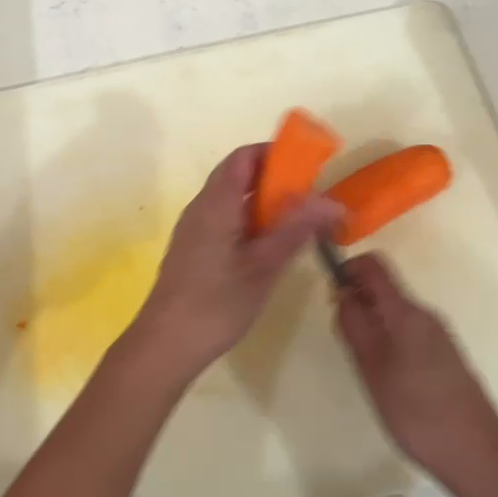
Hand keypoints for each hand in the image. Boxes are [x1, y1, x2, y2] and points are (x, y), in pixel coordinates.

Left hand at [124, 144, 340, 380]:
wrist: (166, 342)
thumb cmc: (216, 302)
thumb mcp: (264, 266)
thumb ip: (295, 229)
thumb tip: (331, 200)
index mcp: (215, 203)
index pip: (243, 157)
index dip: (274, 154)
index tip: (307, 168)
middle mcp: (201, 207)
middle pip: (237, 175)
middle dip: (274, 180)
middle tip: (310, 200)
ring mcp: (193, 228)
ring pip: (230, 199)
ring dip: (263, 203)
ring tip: (297, 224)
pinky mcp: (192, 248)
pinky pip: (223, 219)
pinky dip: (248, 221)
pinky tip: (268, 247)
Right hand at [335, 254, 497, 470]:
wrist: (479, 455)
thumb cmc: (417, 412)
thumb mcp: (372, 369)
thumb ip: (354, 327)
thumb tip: (343, 294)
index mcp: (406, 312)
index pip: (374, 265)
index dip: (349, 270)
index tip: (333, 297)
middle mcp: (426, 316)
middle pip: (385, 290)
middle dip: (359, 304)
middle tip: (346, 342)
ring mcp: (441, 337)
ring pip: (396, 315)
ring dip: (374, 327)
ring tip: (366, 367)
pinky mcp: (448, 358)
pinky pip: (411, 334)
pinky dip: (392, 343)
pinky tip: (390, 381)